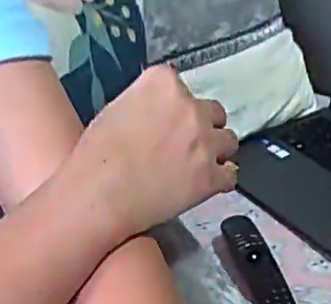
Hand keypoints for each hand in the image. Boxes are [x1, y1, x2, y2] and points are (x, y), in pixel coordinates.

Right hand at [68, 65, 239, 238]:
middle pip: (214, 113)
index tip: (172, 126)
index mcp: (164, 83)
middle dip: (205, 128)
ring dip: (219, 152)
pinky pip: (231, 176)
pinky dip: (223, 180)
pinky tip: (212, 184)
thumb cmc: (99, 155)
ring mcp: (204, 143)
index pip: (184, 90)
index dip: (180, 111)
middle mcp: (190, 107)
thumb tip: (157, 118)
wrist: (103, 193)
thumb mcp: (119, 109)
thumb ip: (147, 106)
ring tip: (202, 167)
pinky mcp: (210, 177)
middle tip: (190, 147)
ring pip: (229, 142)